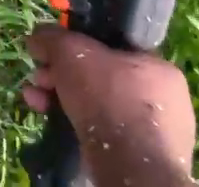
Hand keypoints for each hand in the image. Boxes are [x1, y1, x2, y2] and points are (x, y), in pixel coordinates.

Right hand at [23, 24, 196, 185]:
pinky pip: (100, 125)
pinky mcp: (142, 151)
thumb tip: (38, 40)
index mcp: (158, 68)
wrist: (130, 162)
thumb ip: (50, 36)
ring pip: (93, 100)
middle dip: (58, 73)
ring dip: (57, 94)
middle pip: (96, 73)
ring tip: (35, 98)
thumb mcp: (69, 49)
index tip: (50, 53)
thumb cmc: (106, 95)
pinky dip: (71, 116)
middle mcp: (163, 97)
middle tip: (39, 77)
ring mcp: (155, 128)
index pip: (109, 47)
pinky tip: (47, 114)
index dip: (73, 45)